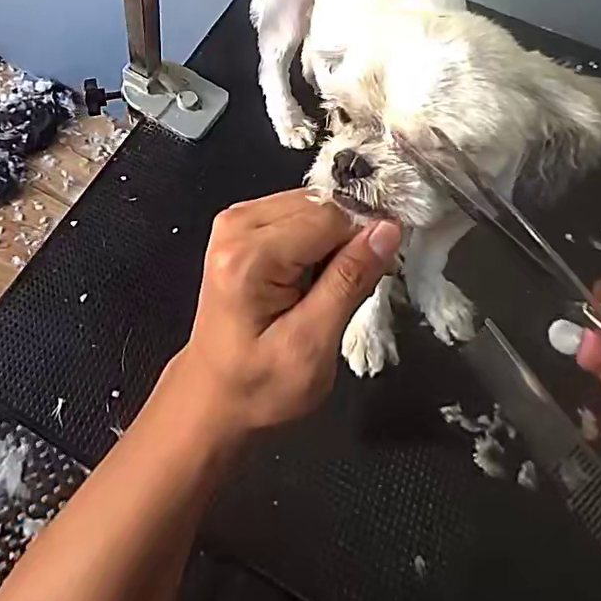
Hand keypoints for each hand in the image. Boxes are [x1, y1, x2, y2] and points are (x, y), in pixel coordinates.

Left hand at [161, 190, 400, 441]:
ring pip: (313, 203)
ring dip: (332, 237)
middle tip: (346, 288)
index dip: (362, 242)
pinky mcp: (240, 222)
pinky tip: (311, 270)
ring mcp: (235, 219)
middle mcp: (236, 224)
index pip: (331, 217)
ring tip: (327, 283)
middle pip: (321, 205)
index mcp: (248, 257)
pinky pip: (298, 210)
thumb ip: (349, 282)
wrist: (213, 397)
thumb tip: (387, 229)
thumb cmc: (260, 385)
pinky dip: (316, 236)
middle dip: (346, 238)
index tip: (372, 278)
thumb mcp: (312, 346)